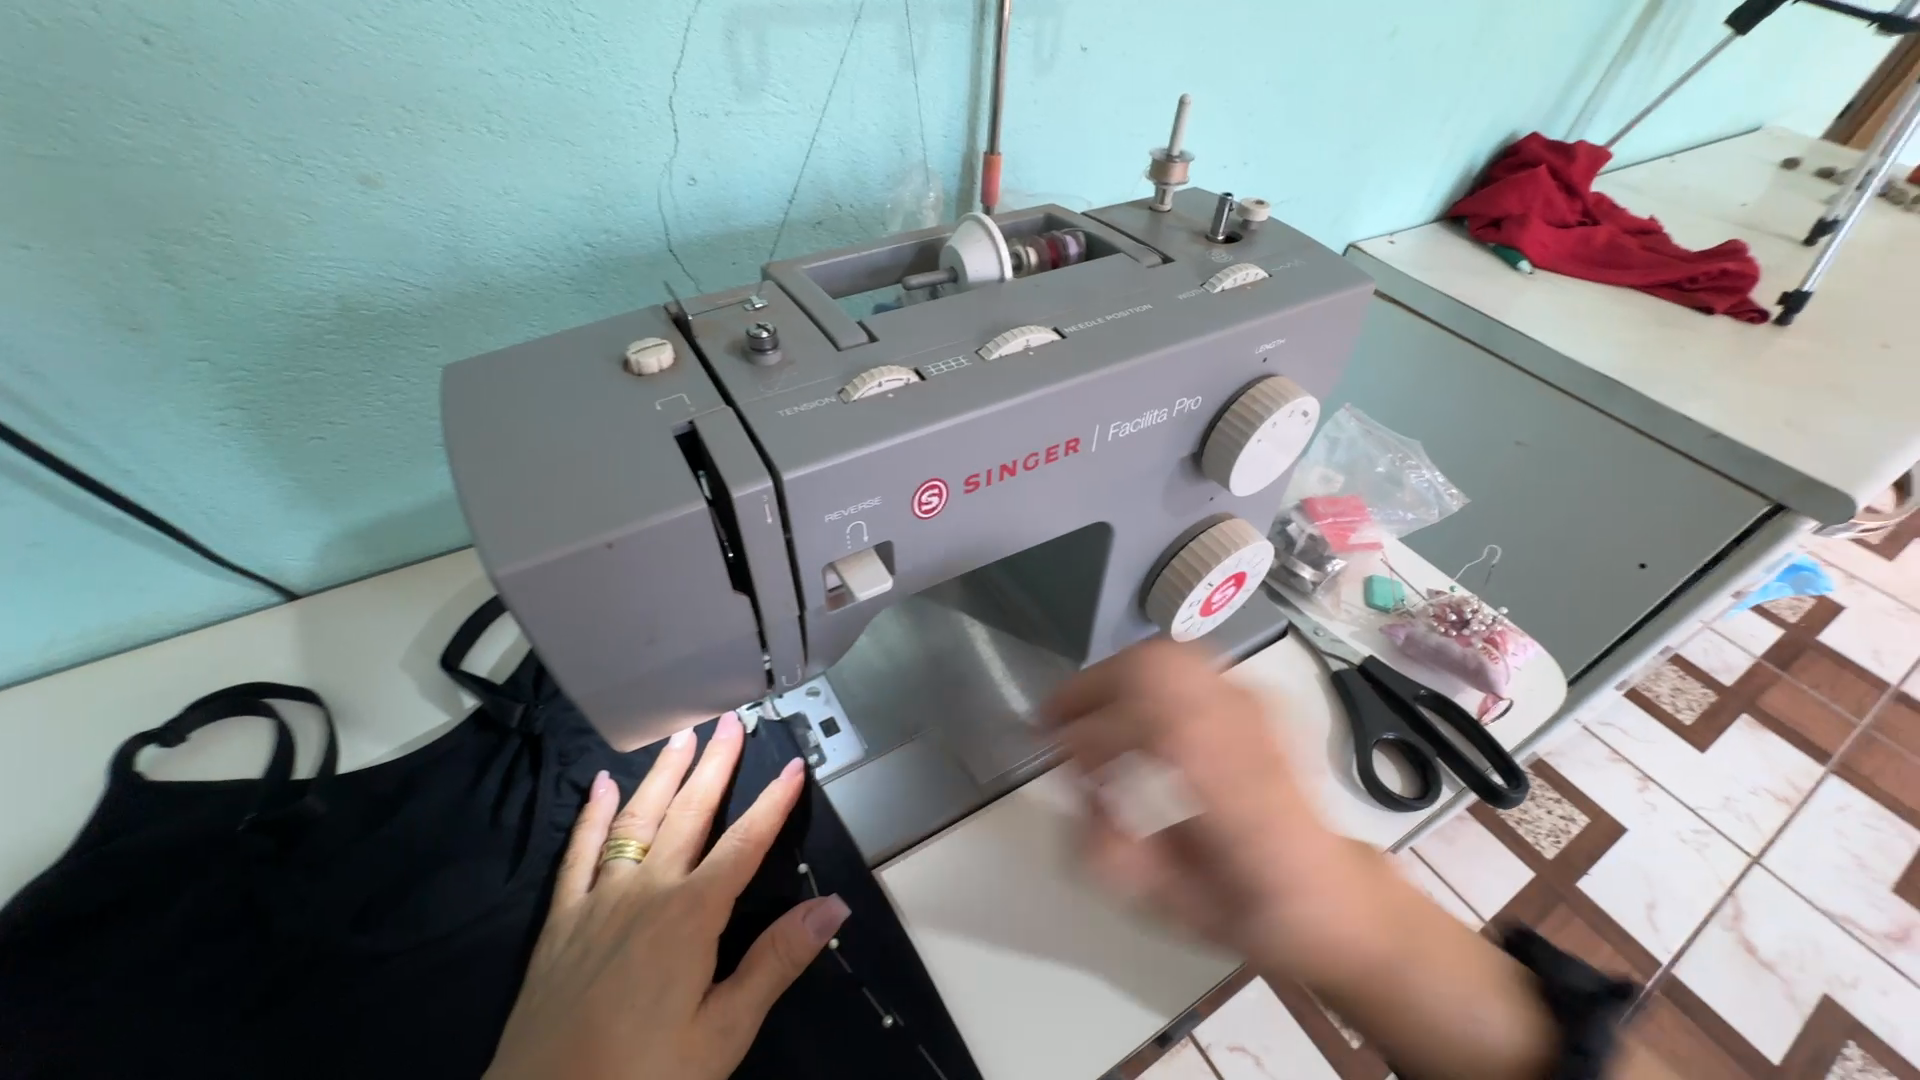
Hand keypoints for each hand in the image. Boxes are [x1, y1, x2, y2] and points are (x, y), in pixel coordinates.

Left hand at [485, 713, 849, 1079]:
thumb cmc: (644, 1079)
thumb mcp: (723, 1033)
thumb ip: (776, 961)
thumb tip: (833, 906)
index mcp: (692, 915)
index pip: (745, 843)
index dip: (773, 803)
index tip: (794, 766)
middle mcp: (647, 891)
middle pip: (689, 813)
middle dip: (715, 765)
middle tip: (731, 722)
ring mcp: (599, 900)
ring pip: (637, 820)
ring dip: (663, 775)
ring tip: (683, 737)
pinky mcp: (561, 920)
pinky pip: (579, 853)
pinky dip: (593, 814)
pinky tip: (602, 786)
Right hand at [1050, 642, 1574, 1079]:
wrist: (1329, 891)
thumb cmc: (1251, 909)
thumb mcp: (1172, 907)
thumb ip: (1112, 853)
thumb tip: (1081, 795)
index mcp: (1237, 794)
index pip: (1155, 728)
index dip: (1093, 736)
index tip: (1058, 755)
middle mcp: (1250, 734)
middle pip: (1155, 669)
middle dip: (1092, 688)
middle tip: (1059, 723)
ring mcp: (1257, 707)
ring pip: (1167, 654)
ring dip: (1114, 678)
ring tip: (1090, 716)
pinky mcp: (1254, 698)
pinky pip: (1181, 662)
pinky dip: (1140, 677)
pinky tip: (1129, 713)